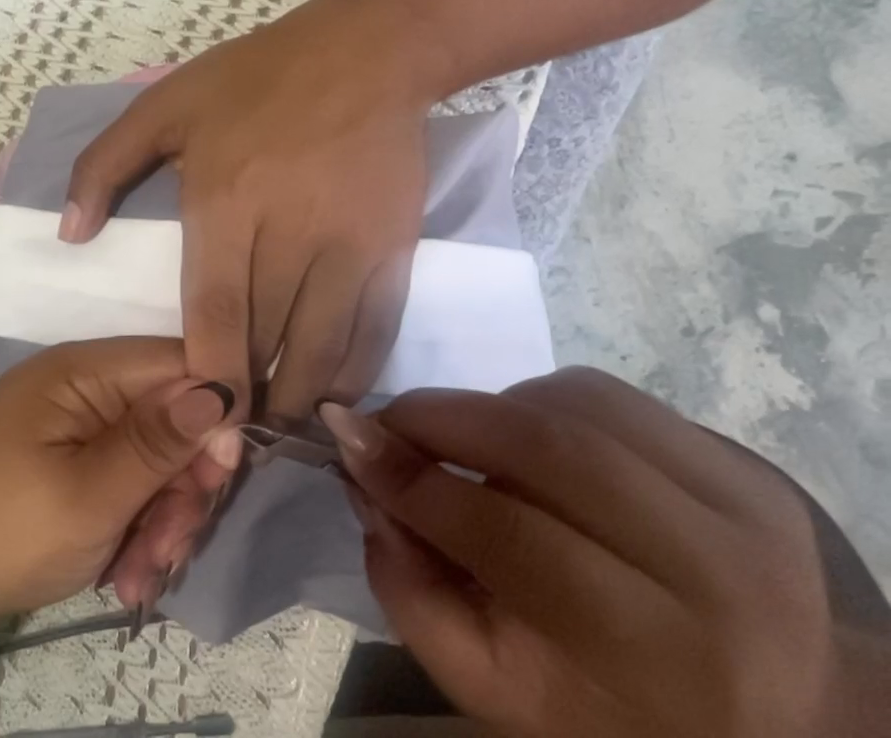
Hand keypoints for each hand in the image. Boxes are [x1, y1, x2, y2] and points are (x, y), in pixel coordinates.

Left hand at [0, 338, 233, 623]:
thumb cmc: (8, 534)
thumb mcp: (92, 493)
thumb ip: (158, 442)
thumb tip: (222, 392)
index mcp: (76, 373)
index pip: (173, 361)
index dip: (212, 411)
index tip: (225, 472)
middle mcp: (75, 390)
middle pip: (168, 419)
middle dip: (180, 487)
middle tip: (171, 546)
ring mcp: (70, 430)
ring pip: (152, 462)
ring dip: (159, 522)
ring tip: (138, 575)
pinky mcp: (66, 465)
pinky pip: (124, 484)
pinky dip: (133, 529)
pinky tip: (125, 575)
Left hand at [65, 0, 429, 604]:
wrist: (368, 53)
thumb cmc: (250, 81)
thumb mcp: (159, 108)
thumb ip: (104, 170)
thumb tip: (68, 235)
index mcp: (225, 206)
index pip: (214, 312)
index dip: (208, 379)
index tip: (202, 429)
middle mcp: (289, 237)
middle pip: (268, 342)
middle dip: (250, 403)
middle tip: (229, 450)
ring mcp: (350, 248)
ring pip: (323, 349)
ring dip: (299, 400)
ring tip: (275, 436)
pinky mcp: (395, 251)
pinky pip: (374, 330)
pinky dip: (352, 373)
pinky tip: (332, 400)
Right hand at [325, 368, 861, 737]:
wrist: (760, 716)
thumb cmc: (595, 705)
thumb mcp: (481, 678)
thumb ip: (406, 584)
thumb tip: (362, 472)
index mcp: (650, 649)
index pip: (507, 533)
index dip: (411, 478)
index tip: (343, 437)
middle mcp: (719, 573)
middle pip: (552, 449)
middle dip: (442, 417)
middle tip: (386, 420)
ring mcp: (750, 510)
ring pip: (582, 405)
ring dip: (494, 407)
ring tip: (464, 444)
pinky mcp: (751, 470)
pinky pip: (616, 398)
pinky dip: (545, 401)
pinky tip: (531, 443)